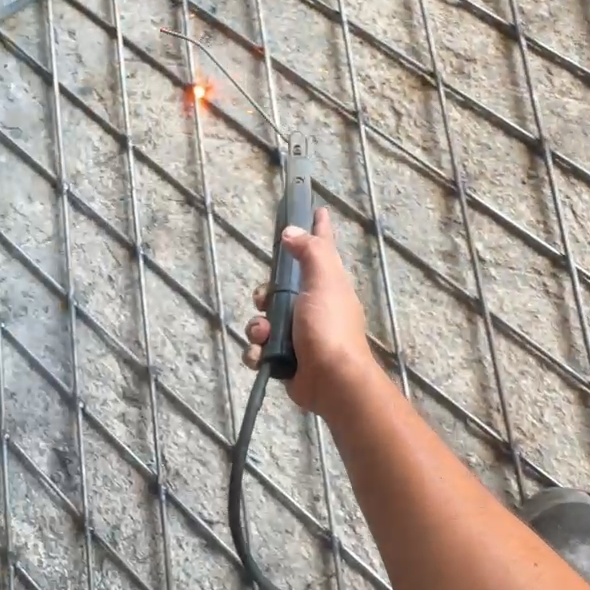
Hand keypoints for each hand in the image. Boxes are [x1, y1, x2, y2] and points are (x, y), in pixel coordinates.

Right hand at [240, 207, 379, 412]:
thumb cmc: (329, 326)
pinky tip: (261, 355)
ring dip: (257, 326)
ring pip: (264, 319)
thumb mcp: (323, 281)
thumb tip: (291, 232)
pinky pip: (260, 348)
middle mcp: (313, 306)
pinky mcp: (285, 359)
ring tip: (264, 335)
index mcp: (327, 284)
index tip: (316, 209)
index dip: (317, 228)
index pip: (321, 247)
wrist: (332, 381)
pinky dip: (256, 351)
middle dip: (265, 294)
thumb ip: (310, 252)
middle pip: (279, 287)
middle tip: (264, 301)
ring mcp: (298, 334)